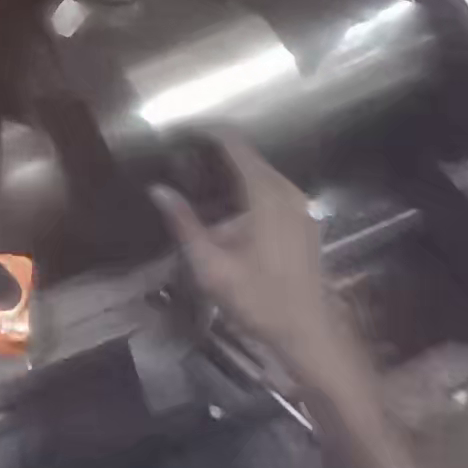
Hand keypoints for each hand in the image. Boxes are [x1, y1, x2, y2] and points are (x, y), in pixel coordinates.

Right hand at [152, 136, 348, 366]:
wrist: (309, 334)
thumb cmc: (259, 299)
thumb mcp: (211, 266)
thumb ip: (184, 223)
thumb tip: (158, 189)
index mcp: (265, 194)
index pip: (234, 144)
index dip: (206, 133)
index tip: (178, 135)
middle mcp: (286, 190)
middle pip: (246, 155)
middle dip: (214, 152)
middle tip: (181, 160)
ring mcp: (299, 203)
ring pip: (259, 171)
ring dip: (230, 170)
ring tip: (197, 180)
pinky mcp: (303, 218)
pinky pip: (270, 187)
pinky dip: (246, 185)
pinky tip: (226, 206)